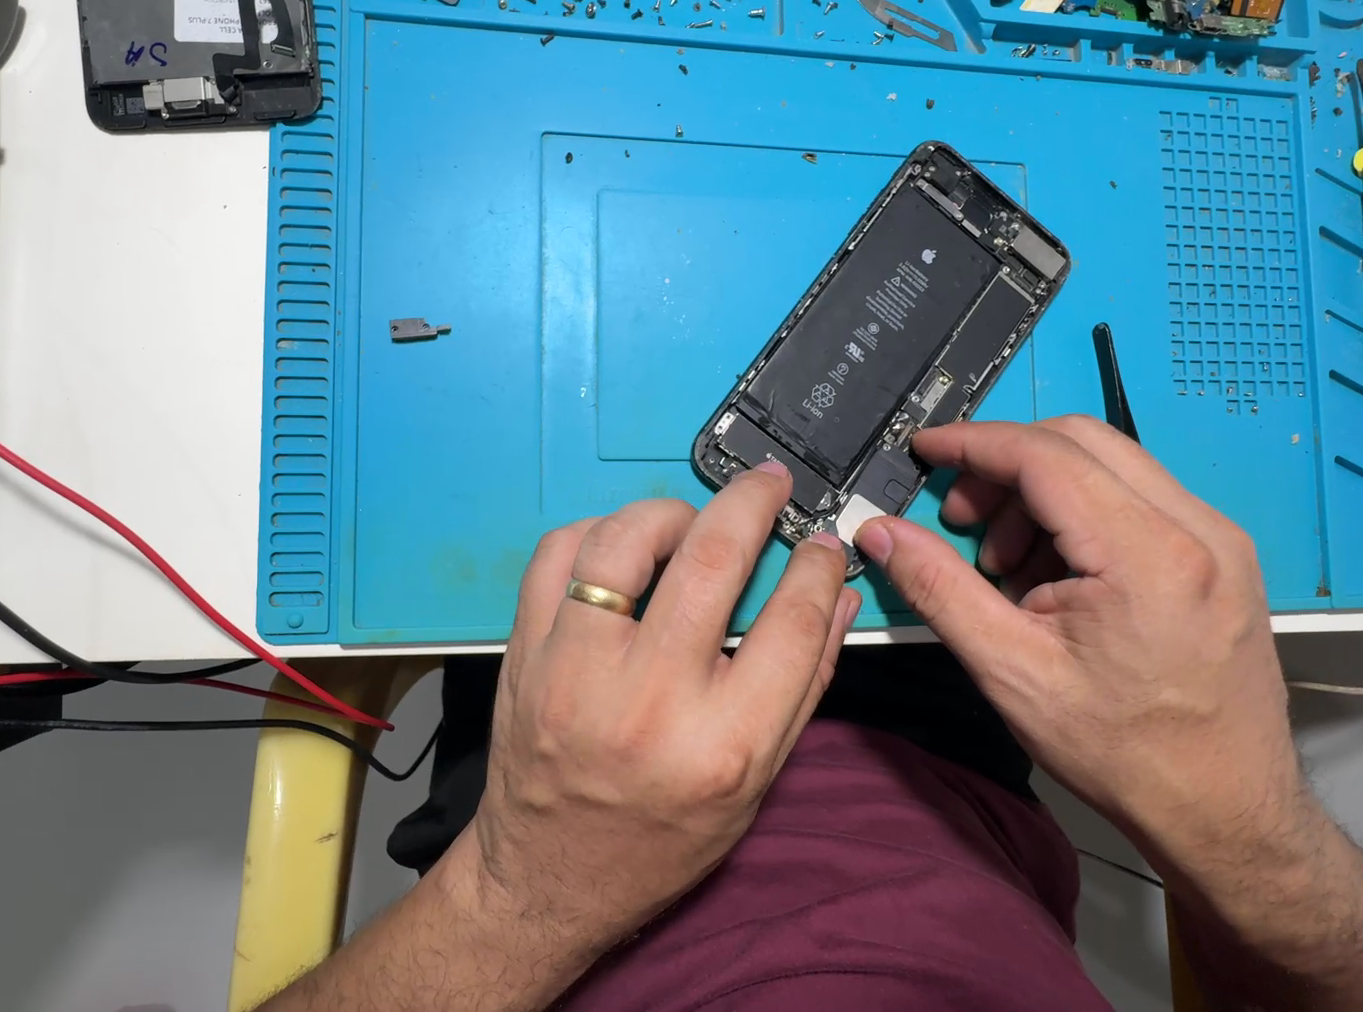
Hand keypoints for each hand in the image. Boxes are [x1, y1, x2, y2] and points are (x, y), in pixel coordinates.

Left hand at [450, 461, 861, 952]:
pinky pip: (558, 554)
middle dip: (752, 503)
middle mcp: (647, 701)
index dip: (818, 566)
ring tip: (691, 523)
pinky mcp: (525, 653)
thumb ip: (804, 683)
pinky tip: (624, 549)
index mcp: (722, 745)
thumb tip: (838, 592)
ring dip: (670, 511)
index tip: (822, 542)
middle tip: (768, 483)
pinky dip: (598, 532)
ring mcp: (573, 672)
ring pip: (623, 540)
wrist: (548, 878)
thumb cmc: (665, 838)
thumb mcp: (756, 782)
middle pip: (711, 561)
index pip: (792, 621)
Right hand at [854, 416, 1309, 859]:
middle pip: (1079, 440)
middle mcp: (1197, 525)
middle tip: (961, 520)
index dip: (973, 442)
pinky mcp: (1220, 553)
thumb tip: (879, 531)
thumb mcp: (1008, 669)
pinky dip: (1074, 512)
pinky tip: (1050, 572)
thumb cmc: (1116, 748)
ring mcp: (1218, 536)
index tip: (923, 450)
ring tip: (1004, 563)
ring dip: (1037, 490)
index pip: (1046, 455)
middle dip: (1003, 464)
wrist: (1225, 811)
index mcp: (1147, 552)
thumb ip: (936, 587)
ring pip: (1107, 463)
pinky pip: (1132, 496)